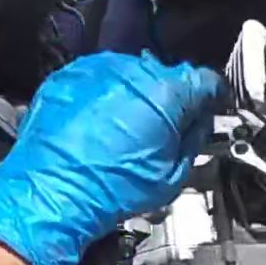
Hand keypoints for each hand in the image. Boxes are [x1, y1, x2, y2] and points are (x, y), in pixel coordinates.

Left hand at [0, 51, 222, 264]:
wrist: (53, 194)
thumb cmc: (110, 190)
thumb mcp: (172, 177)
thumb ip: (193, 141)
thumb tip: (198, 125)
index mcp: (166, 93)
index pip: (204, 80)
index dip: (213, 96)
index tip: (211, 105)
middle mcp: (133, 71)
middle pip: (167, 77)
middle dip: (172, 101)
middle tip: (167, 131)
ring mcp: (98, 70)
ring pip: (134, 76)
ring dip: (138, 98)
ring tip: (129, 134)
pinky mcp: (70, 76)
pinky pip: (102, 81)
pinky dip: (108, 98)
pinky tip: (103, 129)